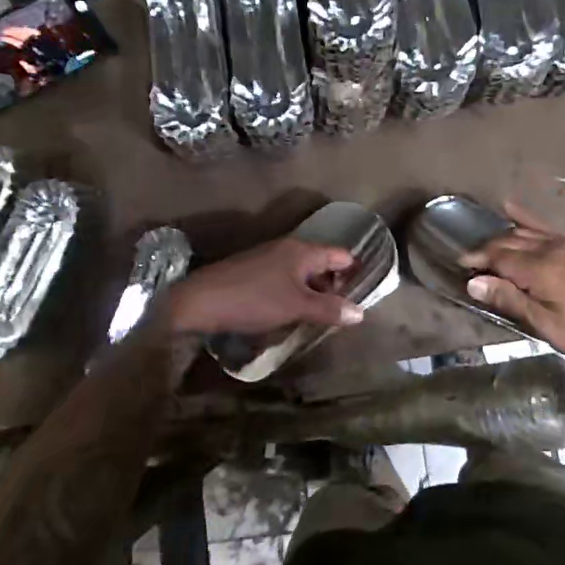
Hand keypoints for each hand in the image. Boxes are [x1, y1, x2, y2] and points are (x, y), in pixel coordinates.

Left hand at [159, 237, 364, 336]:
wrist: (200, 300)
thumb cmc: (253, 300)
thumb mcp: (296, 307)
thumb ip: (329, 309)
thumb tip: (361, 313)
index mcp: (302, 251)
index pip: (340, 255)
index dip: (355, 271)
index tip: (365, 292)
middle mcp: (287, 248)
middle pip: (321, 263)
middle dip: (334, 285)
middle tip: (343, 311)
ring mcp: (267, 258)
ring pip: (301, 273)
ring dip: (312, 292)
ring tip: (319, 317)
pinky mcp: (252, 271)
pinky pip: (284, 279)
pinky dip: (294, 293)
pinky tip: (290, 313)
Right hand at [459, 201, 564, 367]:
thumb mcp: (544, 324)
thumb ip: (509, 299)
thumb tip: (474, 282)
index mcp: (540, 269)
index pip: (498, 257)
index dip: (477, 260)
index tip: (459, 266)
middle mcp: (549, 249)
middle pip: (508, 242)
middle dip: (485, 250)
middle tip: (469, 263)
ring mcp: (563, 244)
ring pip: (522, 232)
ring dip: (500, 237)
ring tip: (483, 247)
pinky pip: (542, 226)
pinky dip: (524, 217)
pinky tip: (508, 207)